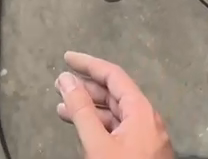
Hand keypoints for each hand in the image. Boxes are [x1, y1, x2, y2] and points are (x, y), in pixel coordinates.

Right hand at [55, 51, 173, 158]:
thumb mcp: (97, 144)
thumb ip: (80, 109)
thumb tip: (65, 78)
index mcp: (142, 111)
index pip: (113, 75)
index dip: (88, 64)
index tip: (65, 58)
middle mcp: (148, 121)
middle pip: (114, 93)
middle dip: (85, 88)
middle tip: (59, 86)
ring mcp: (147, 139)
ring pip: (115, 114)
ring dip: (88, 108)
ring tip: (62, 109)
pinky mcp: (142, 154)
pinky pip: (118, 130)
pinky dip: (98, 125)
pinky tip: (81, 130)